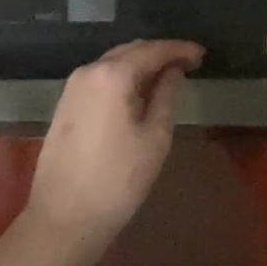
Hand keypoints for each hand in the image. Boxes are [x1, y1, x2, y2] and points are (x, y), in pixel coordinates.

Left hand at [27, 39, 203, 252]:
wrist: (64, 216)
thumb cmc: (118, 180)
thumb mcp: (154, 138)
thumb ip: (166, 97)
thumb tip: (174, 72)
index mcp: (112, 75)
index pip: (151, 51)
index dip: (179, 49)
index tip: (201, 54)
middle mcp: (88, 72)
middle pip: (129, 52)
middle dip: (159, 54)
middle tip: (188, 64)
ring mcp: (71, 88)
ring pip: (111, 64)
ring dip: (139, 66)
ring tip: (167, 78)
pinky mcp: (64, 105)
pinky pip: (99, 80)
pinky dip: (121, 79)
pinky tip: (137, 93)